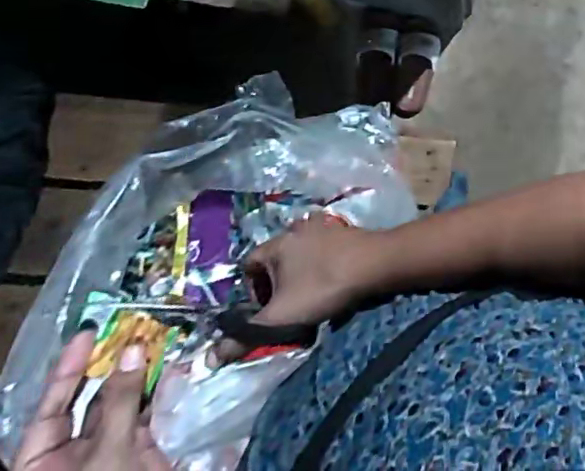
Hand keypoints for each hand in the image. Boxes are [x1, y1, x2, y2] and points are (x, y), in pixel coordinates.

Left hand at [13, 331, 170, 470]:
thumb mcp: (108, 454)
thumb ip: (119, 401)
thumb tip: (132, 348)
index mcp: (42, 463)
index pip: (50, 408)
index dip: (68, 370)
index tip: (89, 332)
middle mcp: (70, 456)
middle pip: (87, 402)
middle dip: (108, 366)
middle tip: (128, 328)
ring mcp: (107, 455)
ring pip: (119, 406)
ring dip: (137, 374)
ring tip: (153, 338)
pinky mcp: (138, 456)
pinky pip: (143, 417)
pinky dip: (157, 392)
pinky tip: (171, 366)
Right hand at [216, 217, 378, 362]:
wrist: (374, 263)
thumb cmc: (322, 287)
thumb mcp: (280, 317)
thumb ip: (245, 336)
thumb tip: (210, 357)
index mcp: (276, 244)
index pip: (248, 265)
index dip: (250, 291)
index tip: (263, 312)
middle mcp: (296, 229)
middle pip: (274, 259)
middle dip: (276, 285)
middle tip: (287, 309)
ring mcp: (322, 227)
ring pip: (300, 255)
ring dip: (299, 276)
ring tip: (310, 299)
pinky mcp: (343, 232)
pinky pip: (322, 251)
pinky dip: (320, 267)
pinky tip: (332, 284)